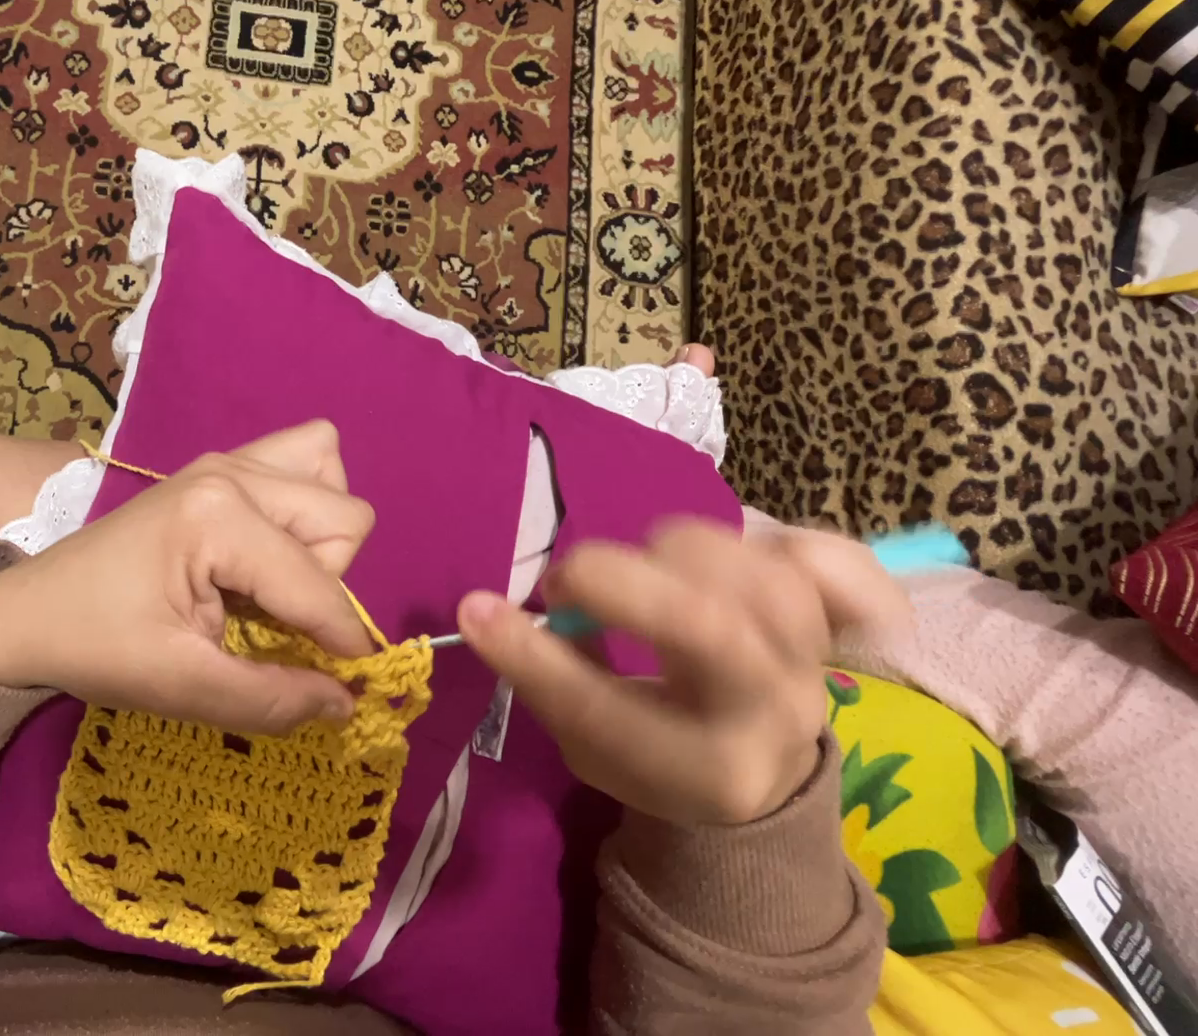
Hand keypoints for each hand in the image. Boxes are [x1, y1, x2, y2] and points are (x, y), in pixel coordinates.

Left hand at [0, 421, 375, 735]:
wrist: (28, 612)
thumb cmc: (96, 647)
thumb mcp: (182, 687)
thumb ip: (272, 699)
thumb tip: (349, 703)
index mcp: (219, 518)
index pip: (318, 583)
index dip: (343, 643)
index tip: (347, 687)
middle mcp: (232, 473)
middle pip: (343, 519)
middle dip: (325, 585)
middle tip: (272, 623)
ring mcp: (226, 461)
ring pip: (330, 483)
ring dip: (320, 539)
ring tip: (268, 581)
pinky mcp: (219, 467)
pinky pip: (302, 462)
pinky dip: (304, 506)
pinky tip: (265, 549)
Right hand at [456, 519, 909, 825]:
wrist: (754, 775)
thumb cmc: (650, 756)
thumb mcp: (587, 743)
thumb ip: (543, 678)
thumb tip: (479, 607)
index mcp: (703, 770)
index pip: (606, 709)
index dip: (531, 654)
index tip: (476, 609)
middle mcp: (771, 716)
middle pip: (708, 629)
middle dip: (616, 582)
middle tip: (565, 582)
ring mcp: (815, 665)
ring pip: (762, 581)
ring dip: (680, 553)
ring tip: (642, 565)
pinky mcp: (839, 625)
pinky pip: (845, 572)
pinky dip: (799, 547)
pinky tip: (750, 553)